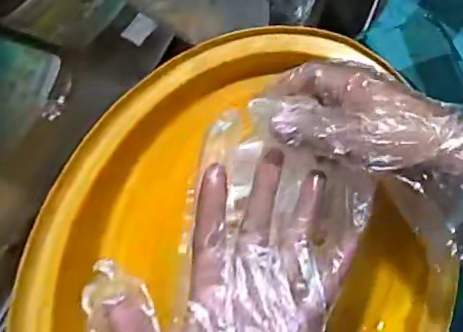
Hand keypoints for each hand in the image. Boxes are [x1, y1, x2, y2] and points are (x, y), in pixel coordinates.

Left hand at [88, 149, 362, 331]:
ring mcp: (278, 300)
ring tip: (318, 171)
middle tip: (276, 148)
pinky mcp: (306, 317)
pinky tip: (356, 220)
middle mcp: (245, 289)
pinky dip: (343, 250)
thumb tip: (106, 294)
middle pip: (256, 229)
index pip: (210, 241)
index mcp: (210, 297)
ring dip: (305, 209)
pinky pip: (328, 278)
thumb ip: (137, 329)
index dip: (210, 205)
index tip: (214, 166)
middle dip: (265, 190)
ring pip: (294, 244)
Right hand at [259, 62, 462, 196]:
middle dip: (294, 106)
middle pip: (318, 89)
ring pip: (331, 108)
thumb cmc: (395, 138)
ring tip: (291, 148)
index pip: (307, 72)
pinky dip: (329, 135)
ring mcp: (372, 102)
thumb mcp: (348, 135)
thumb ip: (310, 127)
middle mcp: (359, 84)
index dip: (282, 86)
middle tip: (272, 132)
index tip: (260, 108)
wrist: (445, 150)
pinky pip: (346, 123)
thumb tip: (271, 118)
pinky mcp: (382, 122)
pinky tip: (323, 158)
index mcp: (350, 79)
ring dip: (311, 123)